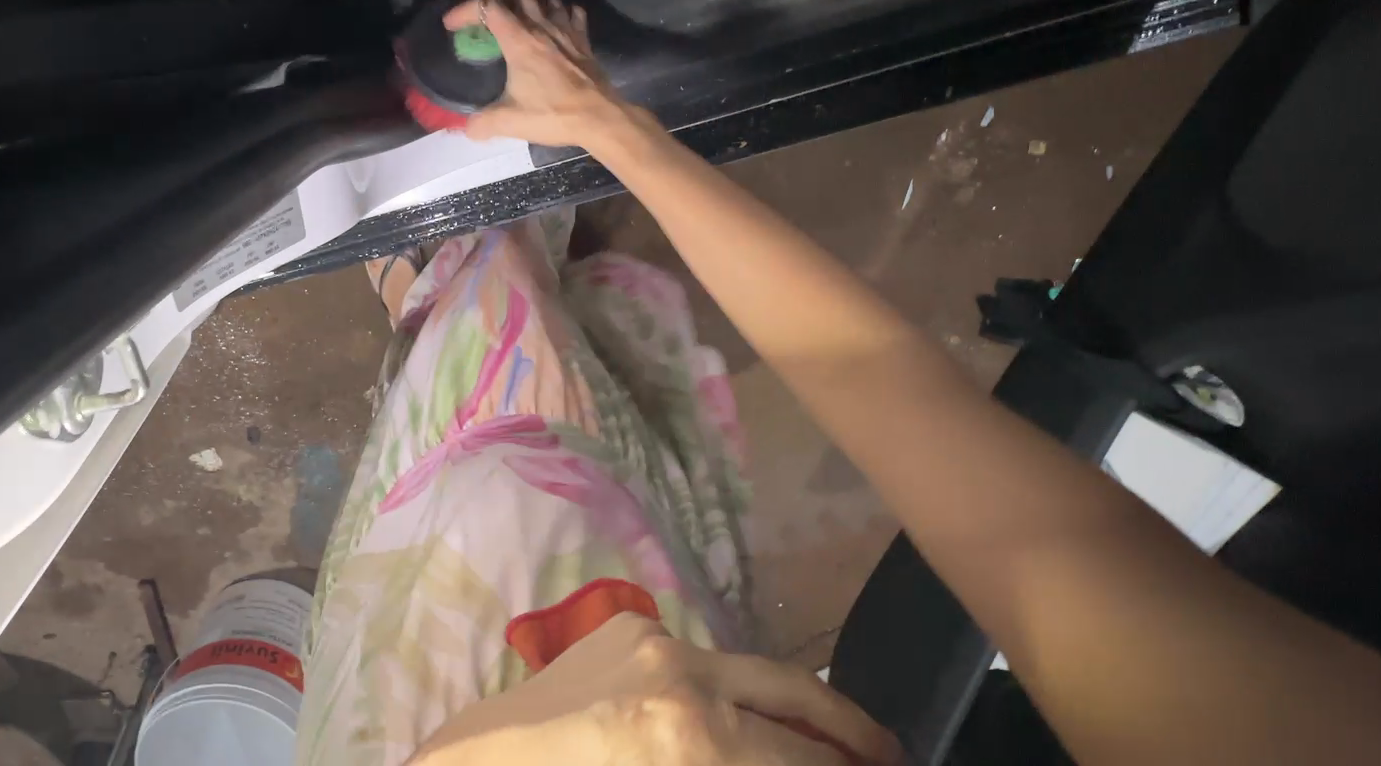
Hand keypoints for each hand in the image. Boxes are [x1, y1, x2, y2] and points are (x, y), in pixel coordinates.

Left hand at [410, 613, 901, 765]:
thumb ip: (748, 764)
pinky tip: (763, 715)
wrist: (489, 760)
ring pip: (757, 670)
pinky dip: (746, 689)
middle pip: (795, 700)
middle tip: (890, 758)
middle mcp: (682, 672)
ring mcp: (654, 640)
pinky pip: (710, 659)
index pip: (800, 757)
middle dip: (852, 736)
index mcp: (691, 734)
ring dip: (803, 707)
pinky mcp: (630, 628)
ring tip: (844, 739)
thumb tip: (805, 763)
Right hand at [444, 0, 636, 149]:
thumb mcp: (510, 122)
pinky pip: (570, 12)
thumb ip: (483, 123)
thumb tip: (468, 128)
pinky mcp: (583, 40)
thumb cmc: (553, 114)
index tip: (451, 25)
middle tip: (482, 8)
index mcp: (520, 41)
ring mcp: (565, 30)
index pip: (487, 7)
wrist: (599, 117)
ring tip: (516, 10)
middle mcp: (541, 27)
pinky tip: (555, 20)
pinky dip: (559, 10)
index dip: (464, 9)